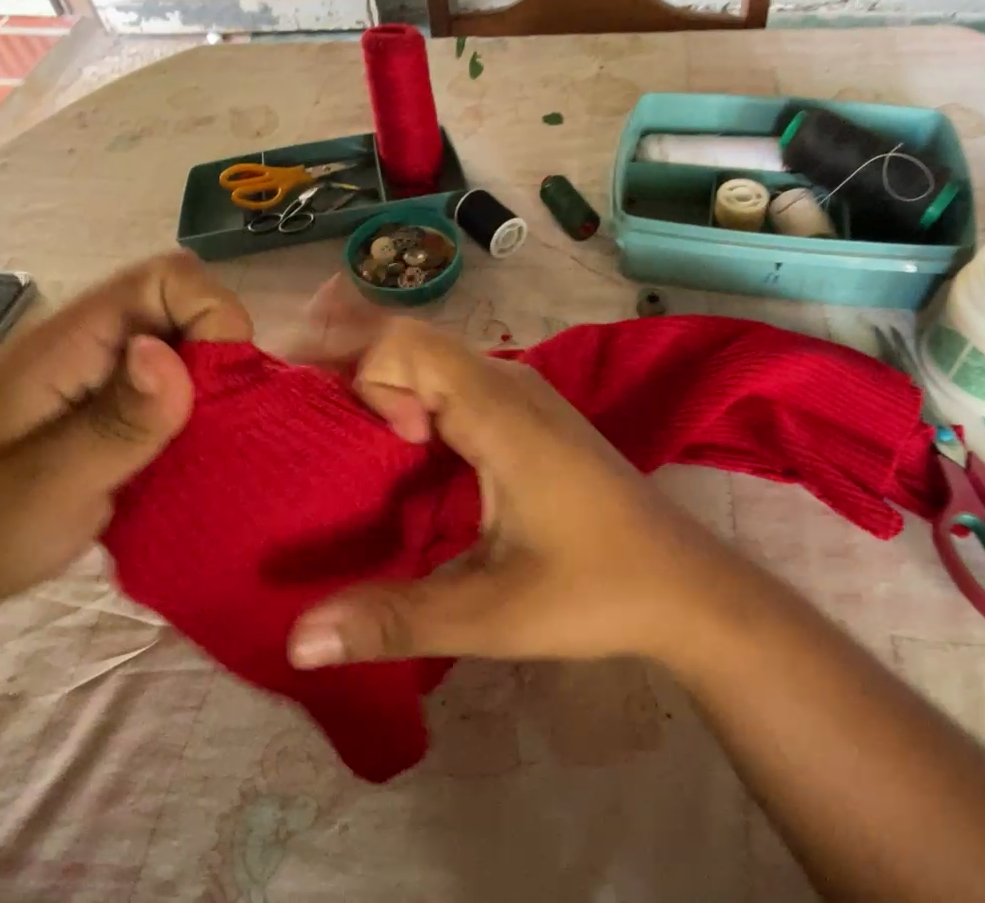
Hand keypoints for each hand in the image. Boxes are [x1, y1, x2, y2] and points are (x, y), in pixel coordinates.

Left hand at [0, 252, 251, 612]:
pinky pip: (169, 387)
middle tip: (222, 421)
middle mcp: (85, 346)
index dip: (210, 312)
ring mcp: (94, 377)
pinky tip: (194, 450)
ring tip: (213, 439)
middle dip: (219, 352)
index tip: (225, 381)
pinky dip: (195, 410)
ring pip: (180, 347)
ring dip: (211, 384)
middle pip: (180, 306)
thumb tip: (170, 352)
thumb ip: (118, 422)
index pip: (163, 279)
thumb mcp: (50, 486)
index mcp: (66, 345)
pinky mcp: (105, 409)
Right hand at [283, 276, 744, 668]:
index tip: (387, 453)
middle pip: (414, 346)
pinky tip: (406, 456)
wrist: (686, 586)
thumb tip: (298, 641)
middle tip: (312, 432)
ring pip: (436, 366)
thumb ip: (395, 620)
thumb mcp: (491, 614)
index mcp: (502, 413)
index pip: (406, 343)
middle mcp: (512, 386)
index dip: (370, 381)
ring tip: (346, 446)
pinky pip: (458, 390)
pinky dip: (417, 408)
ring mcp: (527, 399)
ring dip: (386, 393)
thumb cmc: (598, 592)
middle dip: (356, 378)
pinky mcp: (532, 420)